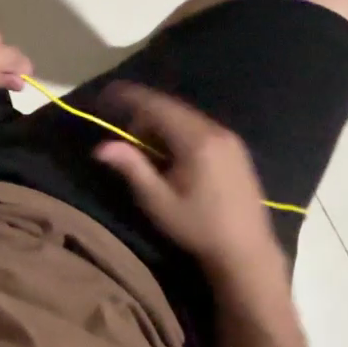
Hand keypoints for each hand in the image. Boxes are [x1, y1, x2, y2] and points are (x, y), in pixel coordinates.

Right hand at [93, 83, 283, 284]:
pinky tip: (171, 155)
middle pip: (172, 108)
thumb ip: (132, 168)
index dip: (129, 97)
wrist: (246, 251)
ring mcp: (230, 139)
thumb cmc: (198, 228)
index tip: (106, 95)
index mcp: (196, 141)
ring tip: (144, 148)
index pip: (156, 106)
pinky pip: (200, 127)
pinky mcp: (236, 149)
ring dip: (161, 124)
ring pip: (186, 117)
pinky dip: (178, 131)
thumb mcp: (158, 201)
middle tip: (123, 136)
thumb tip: (101, 147)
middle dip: (143, 114)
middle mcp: (216, 131)